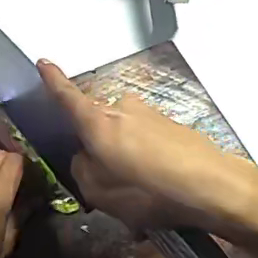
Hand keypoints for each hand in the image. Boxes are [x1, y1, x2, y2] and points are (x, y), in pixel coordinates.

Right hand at [38, 60, 257, 236]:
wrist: (213, 184)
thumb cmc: (151, 190)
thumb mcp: (101, 193)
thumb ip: (83, 170)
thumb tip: (87, 157)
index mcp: (98, 123)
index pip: (68, 97)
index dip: (53, 81)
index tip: (44, 62)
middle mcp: (122, 110)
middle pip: (98, 123)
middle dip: (98, 147)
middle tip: (107, 182)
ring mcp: (149, 114)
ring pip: (124, 135)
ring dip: (125, 159)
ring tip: (137, 196)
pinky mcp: (171, 124)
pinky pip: (146, 142)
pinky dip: (146, 162)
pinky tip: (158, 190)